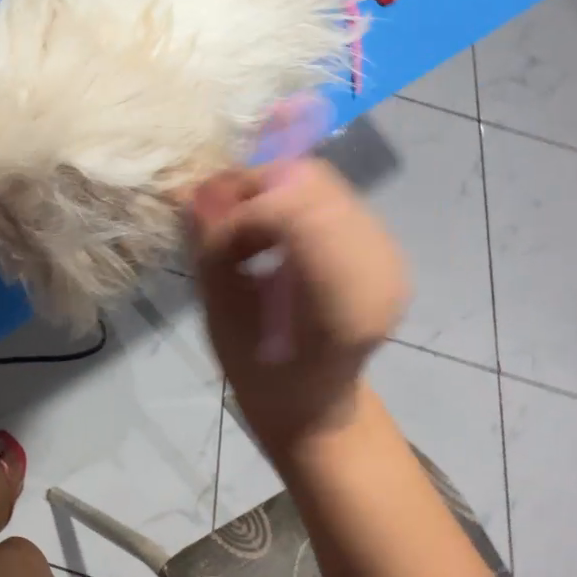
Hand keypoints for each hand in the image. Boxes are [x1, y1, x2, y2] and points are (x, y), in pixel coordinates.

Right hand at [183, 158, 406, 452]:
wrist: (312, 398)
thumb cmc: (261, 371)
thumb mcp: (223, 319)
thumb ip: (213, 252)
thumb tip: (192, 191)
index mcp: (342, 304)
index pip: (296, 216)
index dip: (241, 213)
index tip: (211, 236)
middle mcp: (377, 268)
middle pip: (309, 182)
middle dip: (252, 190)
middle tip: (219, 219)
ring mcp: (384, 250)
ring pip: (315, 178)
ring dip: (267, 191)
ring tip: (244, 228)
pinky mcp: (377, 239)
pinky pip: (324, 190)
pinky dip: (284, 196)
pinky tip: (269, 231)